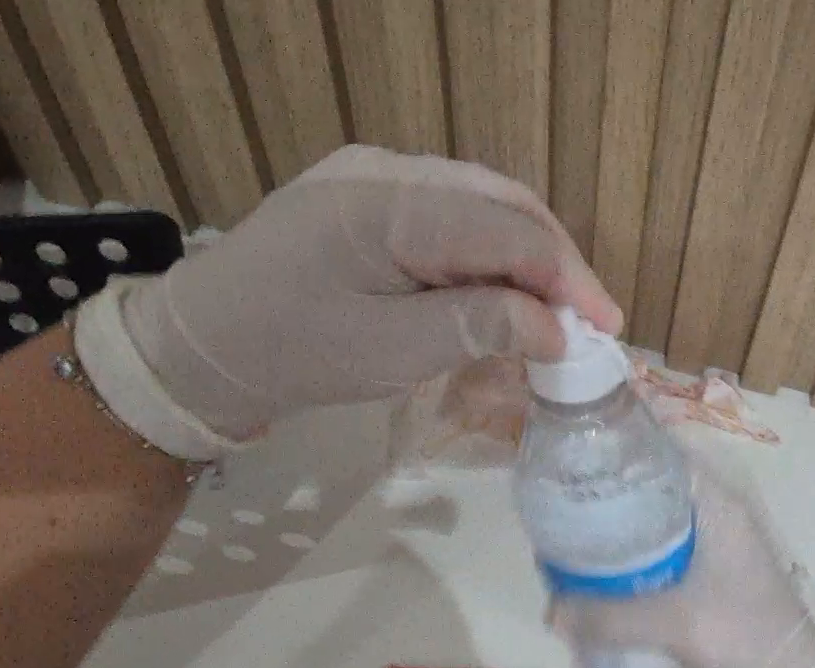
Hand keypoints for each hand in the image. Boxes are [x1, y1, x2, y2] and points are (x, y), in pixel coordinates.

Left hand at [74, 145, 618, 456]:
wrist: (207, 341)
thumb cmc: (300, 351)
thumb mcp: (397, 349)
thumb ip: (484, 326)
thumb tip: (559, 329)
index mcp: (390, 205)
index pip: (510, 231)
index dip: (569, 279)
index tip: (607, 329)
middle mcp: (389, 171)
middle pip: (507, 204)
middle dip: (559, 263)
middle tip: (591, 319)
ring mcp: (379, 176)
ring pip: (489, 204)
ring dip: (534, 256)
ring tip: (560, 309)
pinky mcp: (376, 197)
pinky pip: (459, 213)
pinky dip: (499, 252)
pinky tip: (512, 289)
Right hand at [550, 462, 814, 667]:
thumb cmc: (742, 632)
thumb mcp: (673, 623)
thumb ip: (610, 618)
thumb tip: (550, 612)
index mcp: (717, 505)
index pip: (664, 456)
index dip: (621, 454)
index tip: (578, 463)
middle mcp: (719, 514)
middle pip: (656, 489)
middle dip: (612, 498)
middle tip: (564, 507)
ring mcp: (718, 543)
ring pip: (660, 522)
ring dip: (624, 530)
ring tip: (575, 539)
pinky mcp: (714, 571)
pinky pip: (667, 550)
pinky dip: (639, 556)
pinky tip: (607, 574)